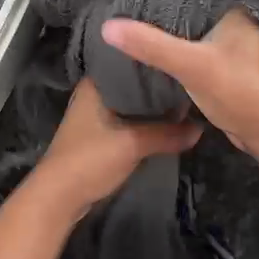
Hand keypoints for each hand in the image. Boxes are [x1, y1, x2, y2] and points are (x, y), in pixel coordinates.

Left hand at [29, 79, 201, 215]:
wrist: (58, 196)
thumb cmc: (90, 159)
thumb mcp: (133, 144)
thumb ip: (167, 133)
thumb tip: (199, 128)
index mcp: (96, 85)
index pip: (131, 63)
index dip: (156, 63)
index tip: (182, 62)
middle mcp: (93, 95)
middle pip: (132, 86)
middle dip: (157, 89)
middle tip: (190, 84)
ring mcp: (94, 116)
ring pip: (130, 106)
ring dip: (151, 109)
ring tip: (184, 102)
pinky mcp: (98, 136)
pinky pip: (127, 123)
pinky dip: (144, 124)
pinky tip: (166, 125)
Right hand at [101, 9, 258, 152]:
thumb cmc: (239, 91)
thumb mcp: (191, 65)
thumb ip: (151, 45)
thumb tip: (107, 26)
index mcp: (234, 6)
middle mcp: (236, 17)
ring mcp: (233, 40)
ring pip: (192, 22)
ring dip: (167, 19)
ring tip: (131, 10)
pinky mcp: (227, 61)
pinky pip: (194, 41)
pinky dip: (175, 39)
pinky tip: (153, 40)